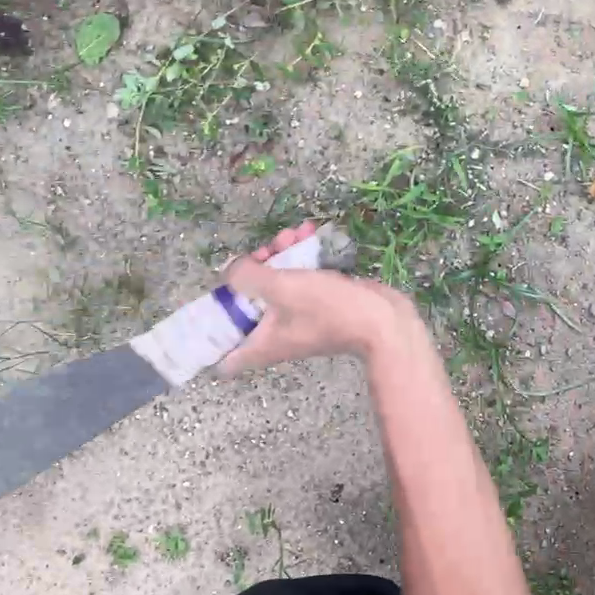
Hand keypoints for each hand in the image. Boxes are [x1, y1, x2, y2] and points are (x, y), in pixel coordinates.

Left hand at [215, 221, 419, 376]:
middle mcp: (275, 336)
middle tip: (264, 251)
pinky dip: (301, 259)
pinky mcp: (320, 304)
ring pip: (275, 286)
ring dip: (280, 256)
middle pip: (246, 306)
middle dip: (252, 273)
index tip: (213, 303)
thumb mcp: (280, 288)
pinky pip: (300, 280)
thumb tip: (231, 270)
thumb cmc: (329, 310)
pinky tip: (309, 233)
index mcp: (260, 345)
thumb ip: (246, 276)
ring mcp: (299, 319)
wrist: (383, 319)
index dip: (210, 339)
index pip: (222, 361)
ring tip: (293, 233)